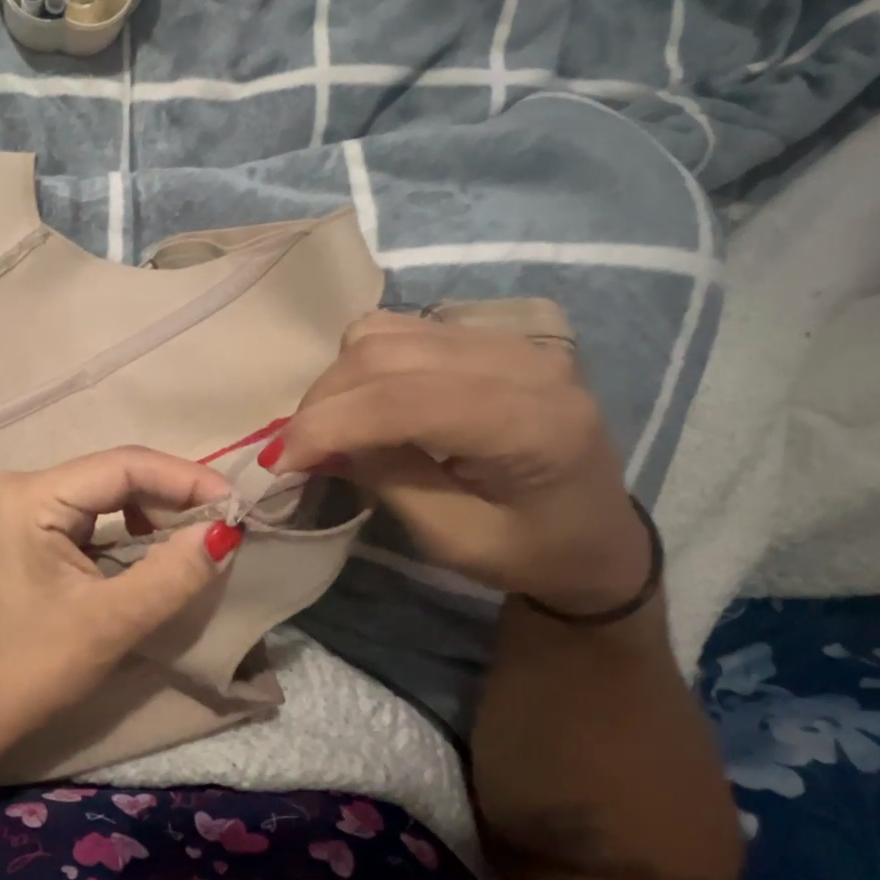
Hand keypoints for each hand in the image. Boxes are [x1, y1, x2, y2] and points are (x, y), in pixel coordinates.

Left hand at [0, 447, 243, 756]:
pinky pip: (92, 517)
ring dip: (155, 514)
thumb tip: (227, 531)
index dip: (187, 480)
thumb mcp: (110, 622)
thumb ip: (172, 573)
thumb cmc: (33, 667)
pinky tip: (157, 551)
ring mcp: (22, 510)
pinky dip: (130, 531)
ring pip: (107, 495)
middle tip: (226, 526)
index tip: (238, 506)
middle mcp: (22, 488)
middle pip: (115, 475)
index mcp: (30, 496)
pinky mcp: (28, 533)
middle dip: (174, 498)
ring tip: (197, 541)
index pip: (123, 466)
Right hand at [263, 310, 649, 614]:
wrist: (599, 535)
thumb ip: (385, 478)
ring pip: (385, 330)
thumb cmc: (532, 552)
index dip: (329, 424)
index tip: (280, 461)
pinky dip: (363, 363)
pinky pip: (402, 327)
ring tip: (330, 426)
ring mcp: (509, 340)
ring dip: (338, 378)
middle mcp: (526, 363)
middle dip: (323, 400)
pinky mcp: (490, 335)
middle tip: (297, 449)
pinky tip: (364, 401)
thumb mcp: (453, 538)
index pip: (406, 401)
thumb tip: (313, 444)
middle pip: (387, 353)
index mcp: (532, 427)